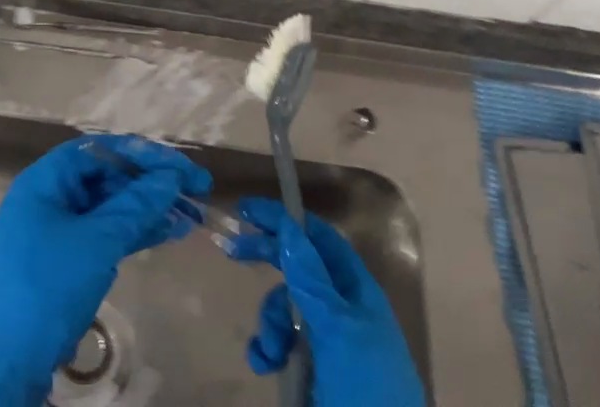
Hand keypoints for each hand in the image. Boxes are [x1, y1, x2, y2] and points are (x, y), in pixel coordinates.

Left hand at [0, 135, 211, 406]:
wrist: (3, 359)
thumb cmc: (47, 286)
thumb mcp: (97, 242)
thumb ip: (135, 205)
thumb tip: (171, 177)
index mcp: (45, 181)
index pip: (101, 150)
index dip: (144, 155)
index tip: (182, 168)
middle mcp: (49, 197)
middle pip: (107, 176)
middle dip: (151, 182)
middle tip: (195, 192)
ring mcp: (56, 230)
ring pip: (110, 207)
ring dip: (148, 209)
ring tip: (191, 216)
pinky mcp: (65, 260)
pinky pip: (105, 233)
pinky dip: (134, 232)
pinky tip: (168, 233)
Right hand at [224, 197, 426, 406]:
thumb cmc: (365, 388)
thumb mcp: (340, 330)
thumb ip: (312, 280)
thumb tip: (289, 227)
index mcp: (356, 293)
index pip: (320, 240)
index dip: (288, 220)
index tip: (249, 210)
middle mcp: (340, 309)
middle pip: (299, 267)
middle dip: (269, 259)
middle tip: (234, 250)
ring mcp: (325, 341)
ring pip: (284, 308)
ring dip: (270, 321)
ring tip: (273, 349)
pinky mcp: (310, 370)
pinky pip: (279, 344)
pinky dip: (267, 350)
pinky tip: (265, 365)